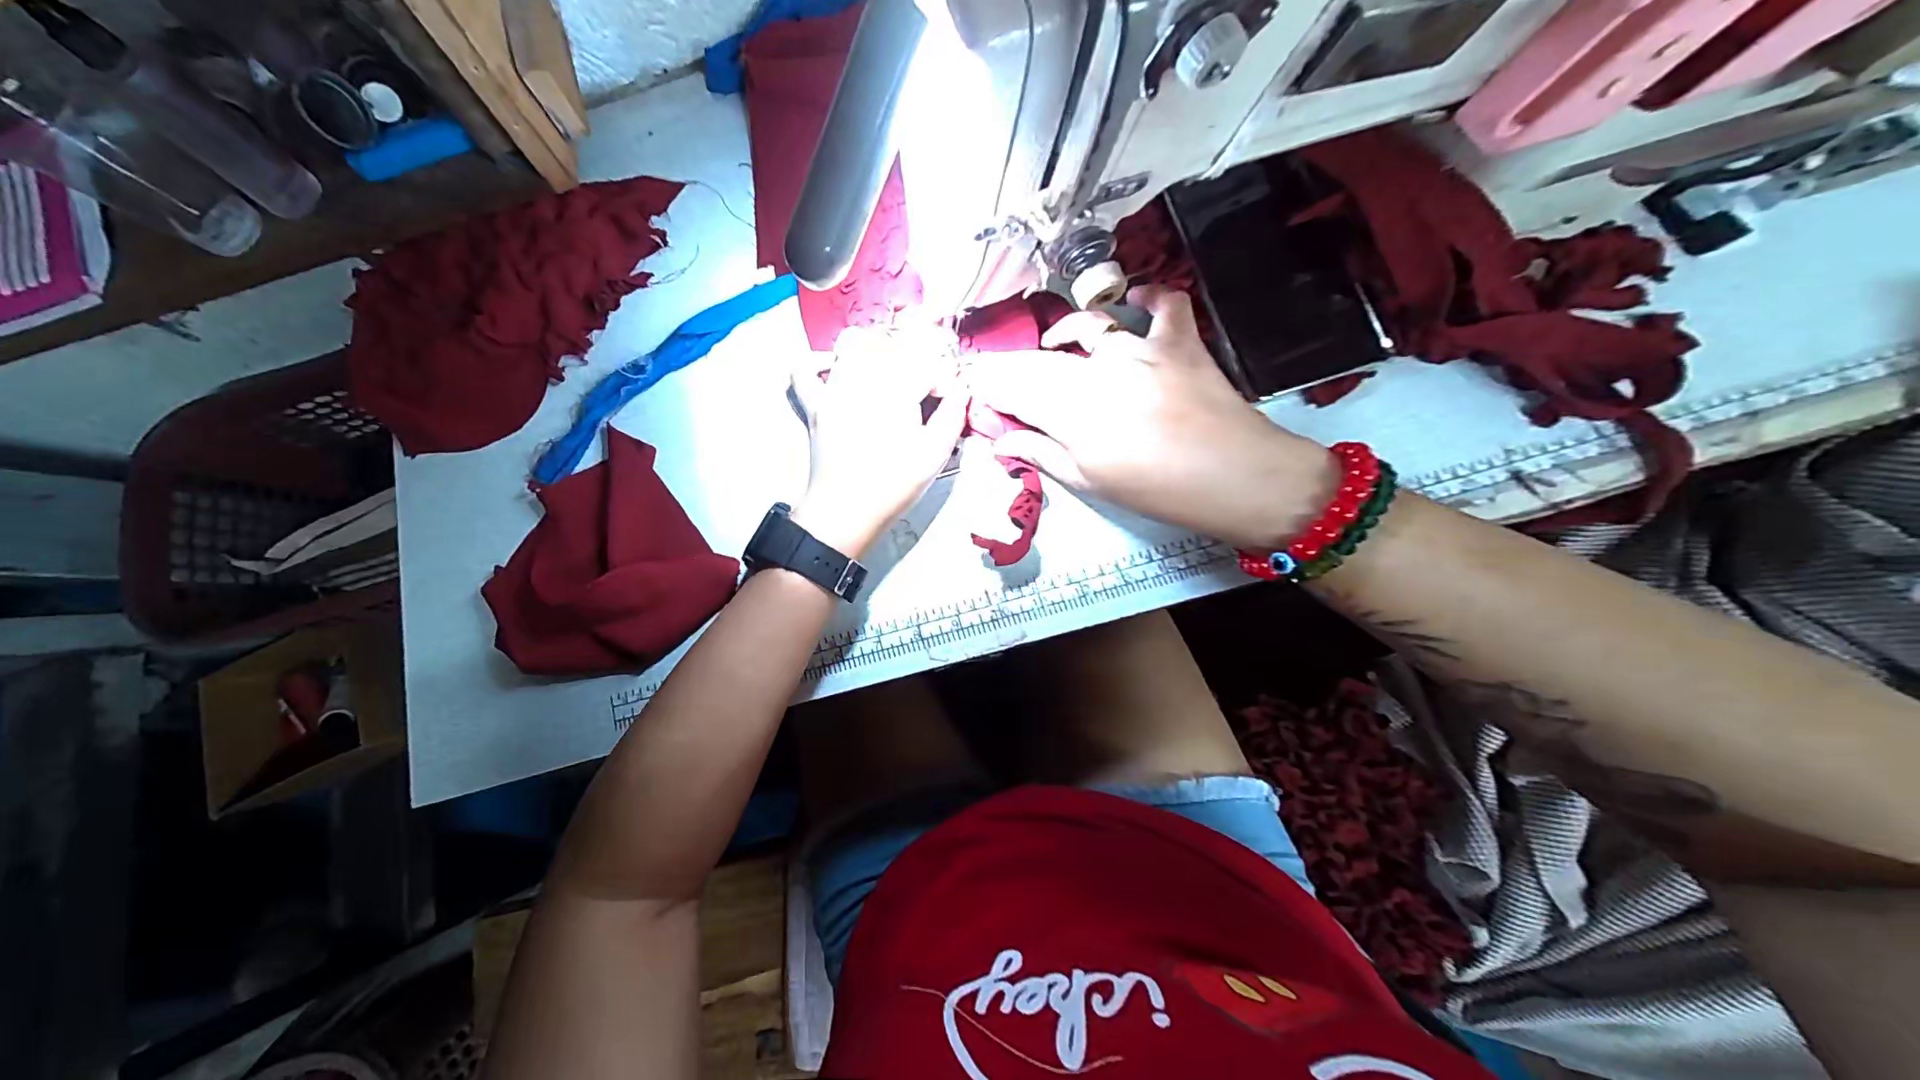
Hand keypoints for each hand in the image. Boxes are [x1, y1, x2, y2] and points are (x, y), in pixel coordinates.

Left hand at [788, 326, 968, 557]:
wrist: (846, 512)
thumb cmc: (892, 486)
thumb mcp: (935, 453)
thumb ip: (953, 415)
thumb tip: (960, 391)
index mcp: (896, 388)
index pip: (927, 362)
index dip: (943, 377)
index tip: (948, 397)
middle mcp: (862, 379)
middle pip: (892, 345)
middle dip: (914, 357)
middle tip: (925, 385)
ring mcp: (834, 389)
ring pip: (853, 344)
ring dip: (876, 350)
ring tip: (891, 372)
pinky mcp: (815, 405)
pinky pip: (805, 371)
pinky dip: (818, 363)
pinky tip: (835, 369)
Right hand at [968, 285, 1337, 548]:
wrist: (1236, 477)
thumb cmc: (1157, 490)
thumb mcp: (1090, 481)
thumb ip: (1041, 453)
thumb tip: (1000, 441)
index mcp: (1071, 410)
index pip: (1013, 387)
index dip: (990, 387)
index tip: (978, 390)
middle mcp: (1097, 370)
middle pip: (1041, 358)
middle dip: (1016, 367)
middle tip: (1008, 378)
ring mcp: (1139, 348)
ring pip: (1088, 327)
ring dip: (1066, 336)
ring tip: (1060, 347)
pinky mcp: (1177, 338)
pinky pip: (1160, 302)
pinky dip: (1147, 297)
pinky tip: (1135, 301)